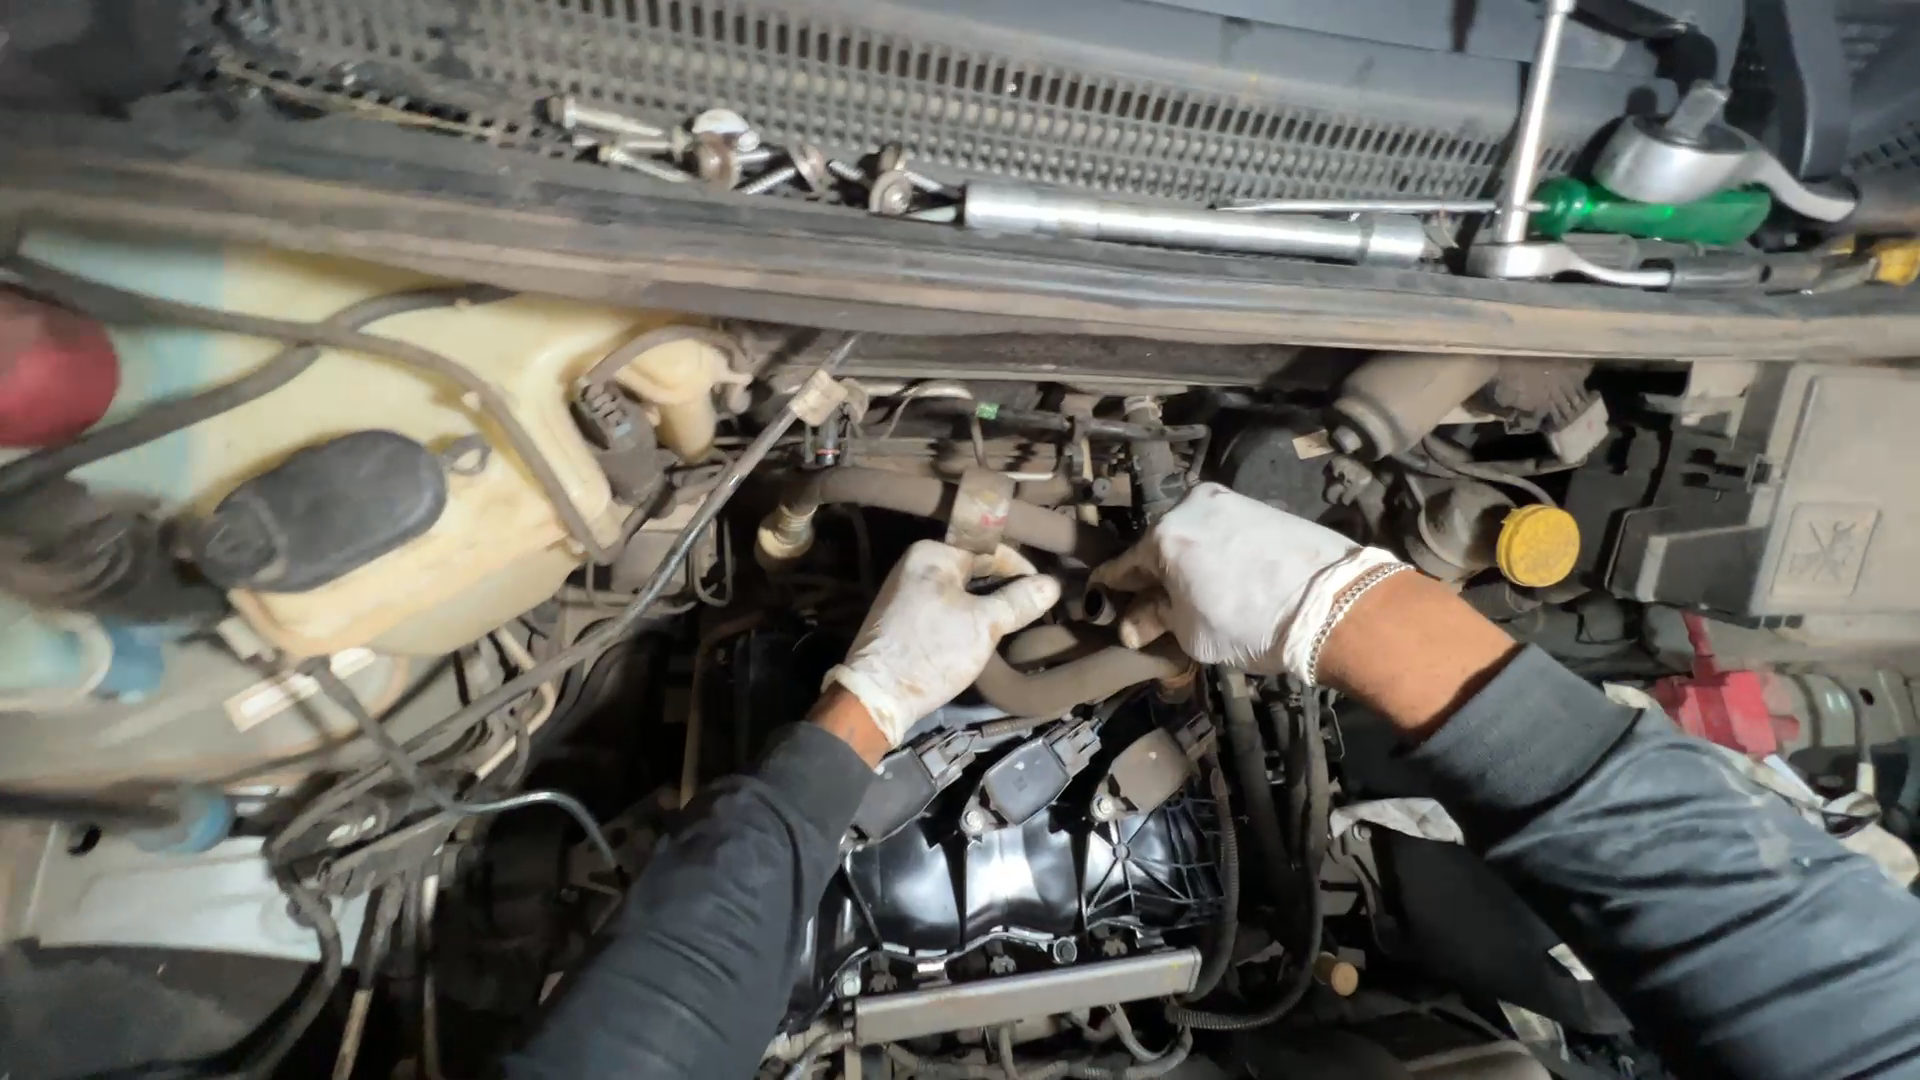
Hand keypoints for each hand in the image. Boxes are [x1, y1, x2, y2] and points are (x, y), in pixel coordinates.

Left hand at [824, 540, 1061, 745]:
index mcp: (932, 552)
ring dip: (990, 601)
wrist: (878, 694)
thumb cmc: (932, 651)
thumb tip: (1053, 584)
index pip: (990, 548)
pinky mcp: (906, 613)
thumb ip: (1019, 601)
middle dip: (1006, 586)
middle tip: (1036, 605)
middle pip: (975, 567)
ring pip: (963, 587)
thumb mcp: (984, 625)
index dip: (1022, 567)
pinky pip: (948, 602)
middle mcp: (917, 562)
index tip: (1045, 589)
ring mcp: (909, 588)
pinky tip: (990, 628)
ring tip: (1019, 618)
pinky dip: (971, 611)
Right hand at [1091, 483, 1401, 681]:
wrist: (1336, 602)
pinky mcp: (1260, 507)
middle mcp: (1189, 506)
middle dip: (1152, 578)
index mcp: (1162, 536)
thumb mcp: (1190, 632)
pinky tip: (1226, 579)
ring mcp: (1228, 502)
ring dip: (1185, 564)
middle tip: (1154, 608)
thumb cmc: (1250, 621)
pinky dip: (1214, 554)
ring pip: (1190, 537)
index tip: (1100, 604)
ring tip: (1195, 596)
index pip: (1121, 567)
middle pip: (1156, 548)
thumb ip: (1152, 621)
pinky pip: (1221, 532)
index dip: (1109, 590)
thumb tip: (1131, 625)